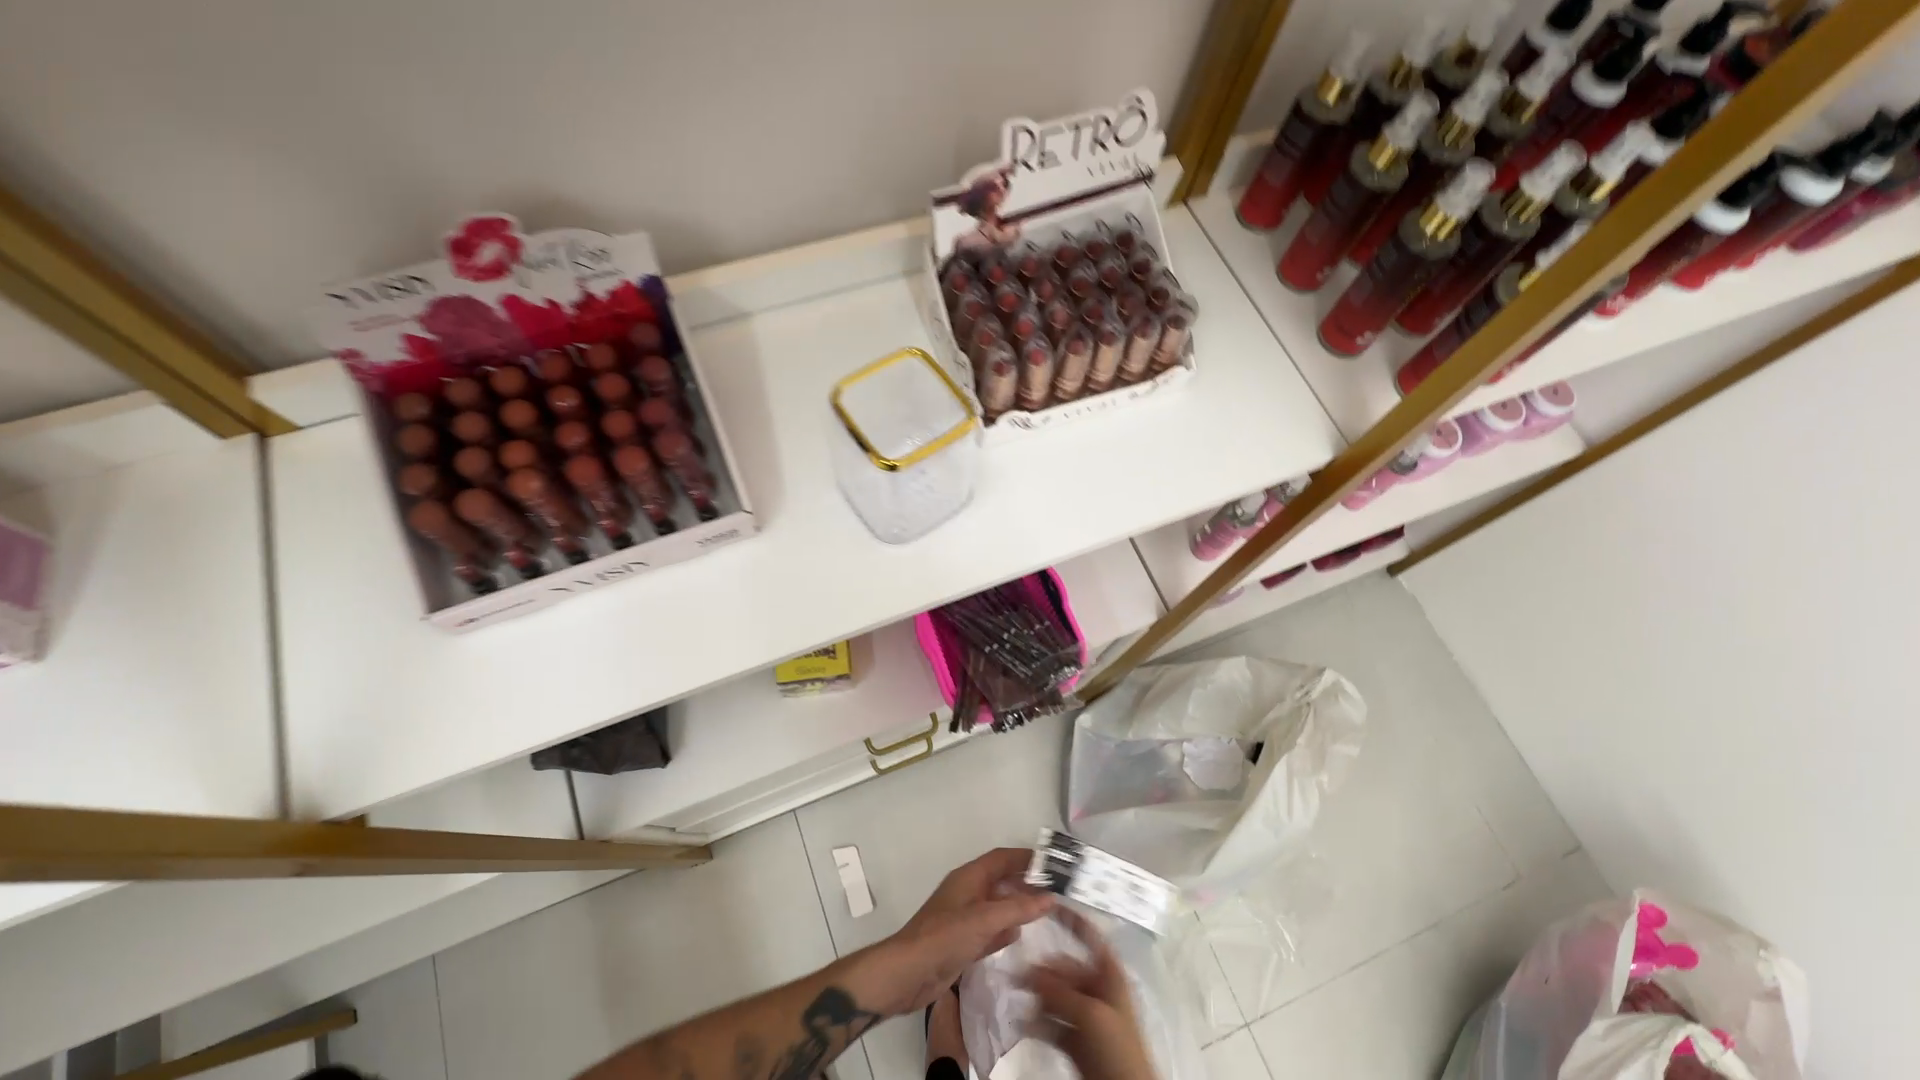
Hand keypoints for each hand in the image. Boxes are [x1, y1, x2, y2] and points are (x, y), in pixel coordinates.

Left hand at [859, 847, 1053, 1015]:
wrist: (908, 974)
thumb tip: (1050, 898)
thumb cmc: (945, 937)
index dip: (1026, 857)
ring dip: (1018, 907)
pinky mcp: (963, 943)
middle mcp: (967, 894)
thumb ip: (1018, 908)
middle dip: (1026, 883)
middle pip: (1001, 881)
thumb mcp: (984, 919)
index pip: (1001, 858)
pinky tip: (1020, 936)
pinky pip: (990, 931)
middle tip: (1057, 890)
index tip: (1053, 862)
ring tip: (1046, 911)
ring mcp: (964, 919)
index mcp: (969, 878)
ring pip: (997, 907)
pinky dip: (1005, 931)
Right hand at [1022, 908, 1156, 1079]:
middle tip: (1019, 975)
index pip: (1089, 936)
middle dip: (1042, 969)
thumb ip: (1060, 989)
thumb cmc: (1117, 1045)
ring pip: (1054, 993)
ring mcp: (1084, 1013)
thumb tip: (1030, 970)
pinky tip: (1024, 1021)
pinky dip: (1037, 1019)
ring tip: (1018, 997)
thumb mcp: (1091, 1013)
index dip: (1071, 918)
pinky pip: (1051, 1019)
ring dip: (1036, 994)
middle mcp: (1096, 987)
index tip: (1048, 902)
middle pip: (1064, 966)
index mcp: (1109, 973)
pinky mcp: (1073, 1035)